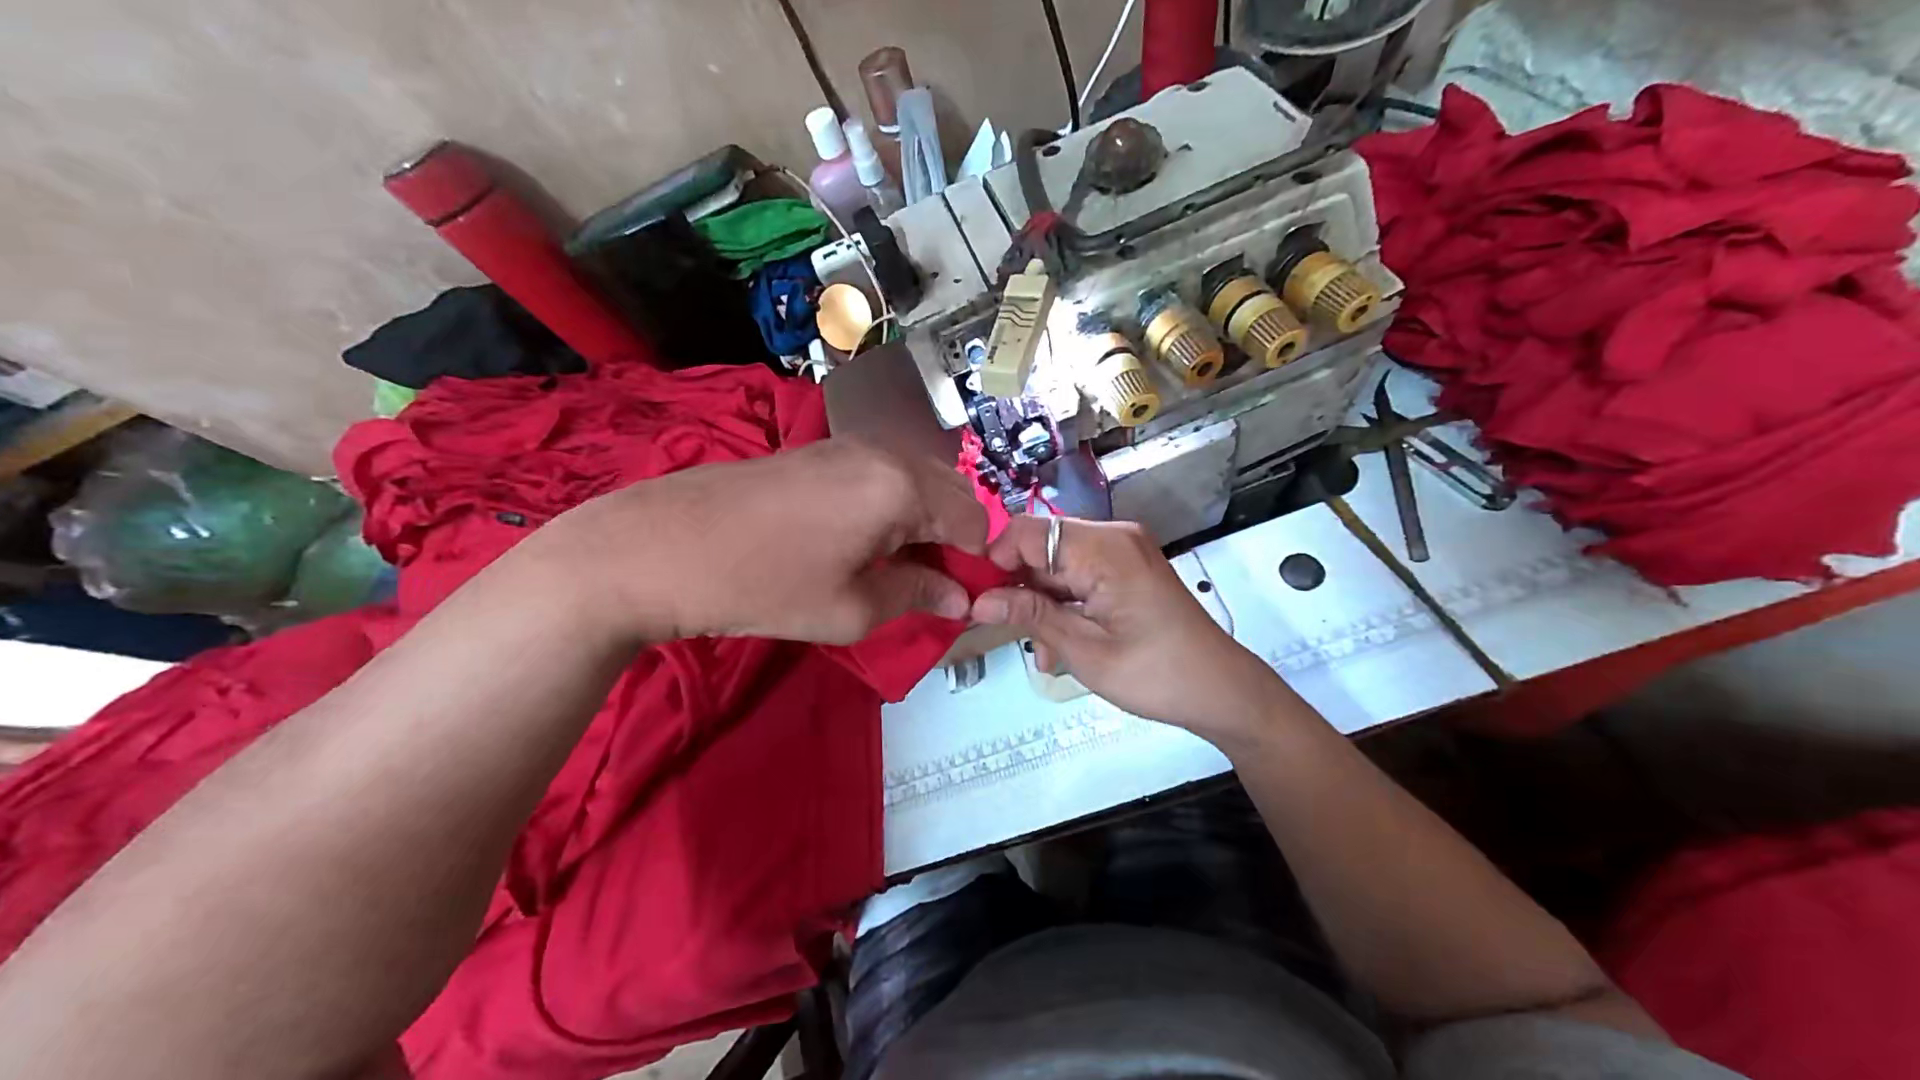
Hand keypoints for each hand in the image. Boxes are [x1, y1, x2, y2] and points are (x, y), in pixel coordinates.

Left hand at [525, 439, 988, 645]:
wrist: (661, 546)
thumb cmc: (764, 585)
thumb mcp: (852, 609)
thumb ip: (918, 596)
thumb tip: (960, 597)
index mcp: (902, 487)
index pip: (973, 521)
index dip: (978, 563)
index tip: (964, 598)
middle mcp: (884, 453)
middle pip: (950, 493)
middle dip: (953, 539)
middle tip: (931, 585)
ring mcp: (848, 446)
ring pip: (915, 481)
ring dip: (922, 522)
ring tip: (895, 568)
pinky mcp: (818, 450)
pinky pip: (880, 475)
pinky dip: (891, 507)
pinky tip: (862, 542)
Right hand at [971, 516, 1293, 738]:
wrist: (1221, 689)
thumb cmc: (1155, 674)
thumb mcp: (1085, 650)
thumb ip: (1030, 618)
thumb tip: (977, 602)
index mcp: (1104, 548)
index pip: (1026, 531)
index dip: (994, 559)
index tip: (976, 598)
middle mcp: (1112, 536)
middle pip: (1041, 546)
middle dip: (1017, 586)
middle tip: (1007, 632)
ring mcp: (1122, 550)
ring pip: (1056, 563)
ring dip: (1039, 602)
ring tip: (1042, 651)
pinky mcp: (1126, 567)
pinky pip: (1078, 573)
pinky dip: (1062, 603)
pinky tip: (1060, 643)